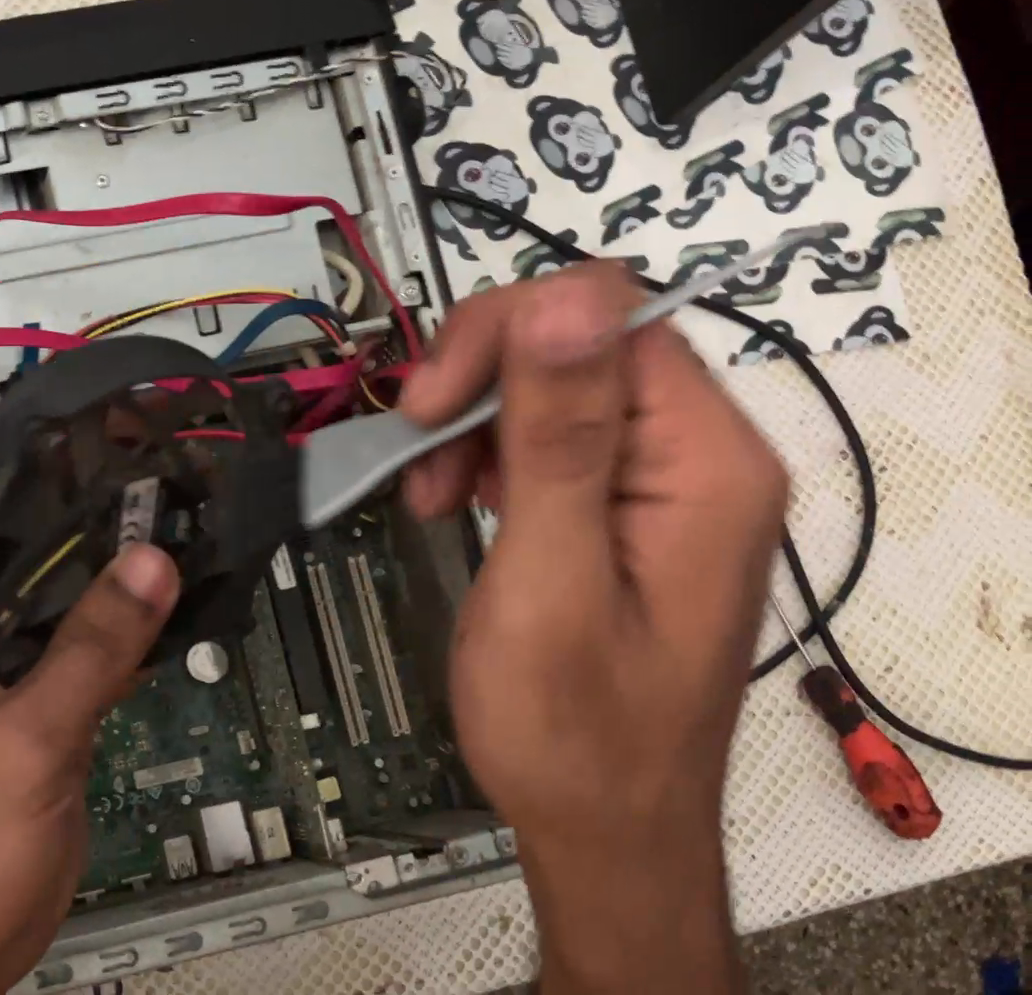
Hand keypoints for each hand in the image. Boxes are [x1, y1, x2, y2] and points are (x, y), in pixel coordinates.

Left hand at [0, 421, 181, 994]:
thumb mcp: (20, 746)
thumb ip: (89, 653)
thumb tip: (151, 563)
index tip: (63, 401)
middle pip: (2, 525)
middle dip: (65, 484)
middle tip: (138, 444)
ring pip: (45, 580)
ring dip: (96, 546)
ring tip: (162, 496)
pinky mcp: (28, 697)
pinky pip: (73, 633)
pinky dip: (113, 610)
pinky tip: (164, 584)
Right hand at [397, 264, 786, 993]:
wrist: (598, 826)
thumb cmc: (569, 724)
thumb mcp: (550, 577)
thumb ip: (559, 438)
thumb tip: (569, 293)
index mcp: (706, 461)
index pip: (608, 319)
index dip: (505, 338)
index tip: (424, 406)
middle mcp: (695, 455)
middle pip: (576, 344)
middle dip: (476, 380)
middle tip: (413, 445)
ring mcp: (656, 481)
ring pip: (547, 387)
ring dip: (468, 422)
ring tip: (427, 492)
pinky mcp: (615, 507)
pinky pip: (542, 438)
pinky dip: (479, 454)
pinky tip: (448, 498)